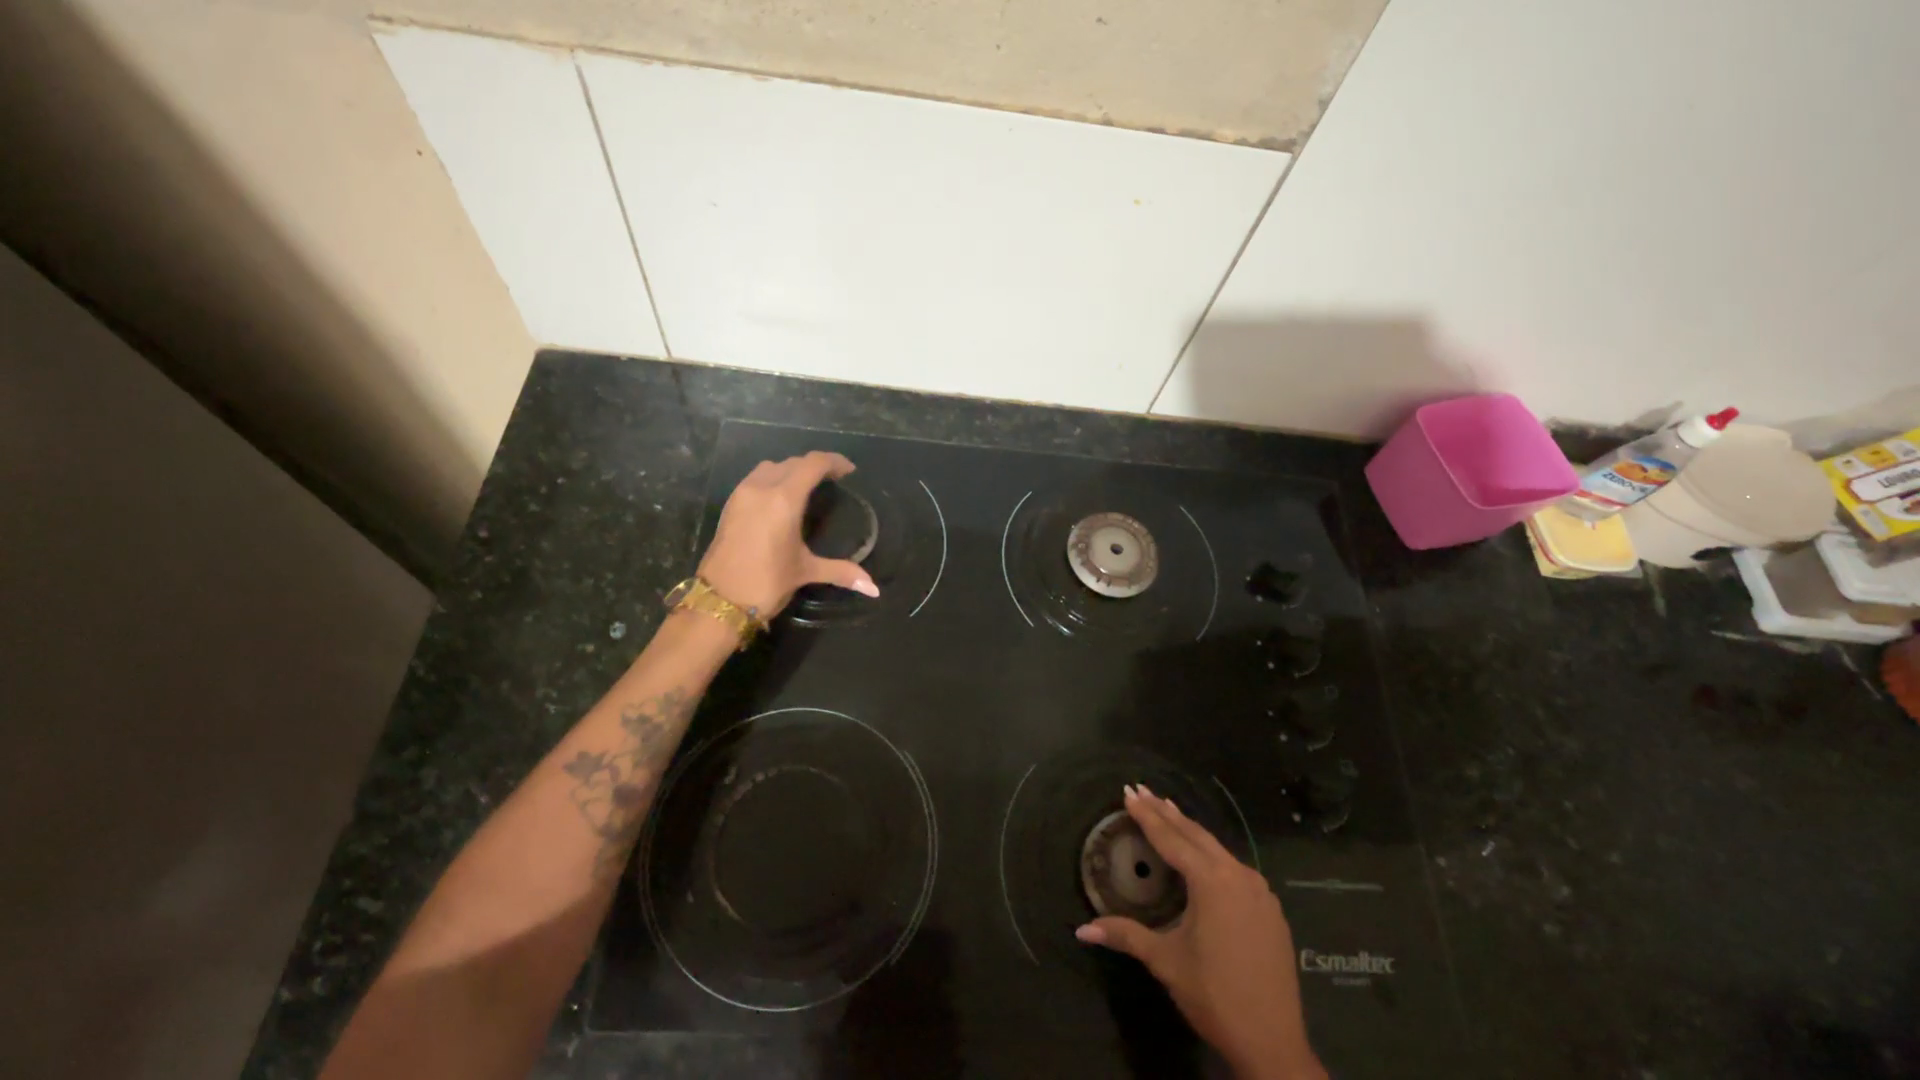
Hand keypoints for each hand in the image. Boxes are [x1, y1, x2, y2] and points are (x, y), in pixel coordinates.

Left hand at [696, 451, 879, 618]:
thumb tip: (874, 589)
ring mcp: (742, 494)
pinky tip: (781, 500)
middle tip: (833, 480)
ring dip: (791, 470)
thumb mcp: (805, 572)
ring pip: (771, 467)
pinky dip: (773, 480)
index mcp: (784, 499)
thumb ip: (841, 572)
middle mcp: (762, 488)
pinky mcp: (730, 505)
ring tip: (807, 487)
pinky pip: (755, 479)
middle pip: (793, 462)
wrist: (719, 600)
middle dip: (814, 466)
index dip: (834, 462)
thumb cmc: (766, 582)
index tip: (849, 471)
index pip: (813, 464)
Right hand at [1076, 786, 1325, 1079]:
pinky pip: (1235, 870)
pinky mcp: (1270, 910)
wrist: (1272, 1039)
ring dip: (1191, 832)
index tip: (1129, 792)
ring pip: (1219, 850)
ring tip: (1168, 814)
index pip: (1172, 840)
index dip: (1147, 816)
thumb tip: (1082, 929)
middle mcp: (1239, 877)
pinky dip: (1212, 855)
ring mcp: (1261, 893)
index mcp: (1213, 882)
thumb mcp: (1165, 961)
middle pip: (1197, 836)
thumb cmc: (1214, 995)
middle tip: (1142, 791)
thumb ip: (1126, 936)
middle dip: (1167, 813)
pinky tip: (1203, 859)